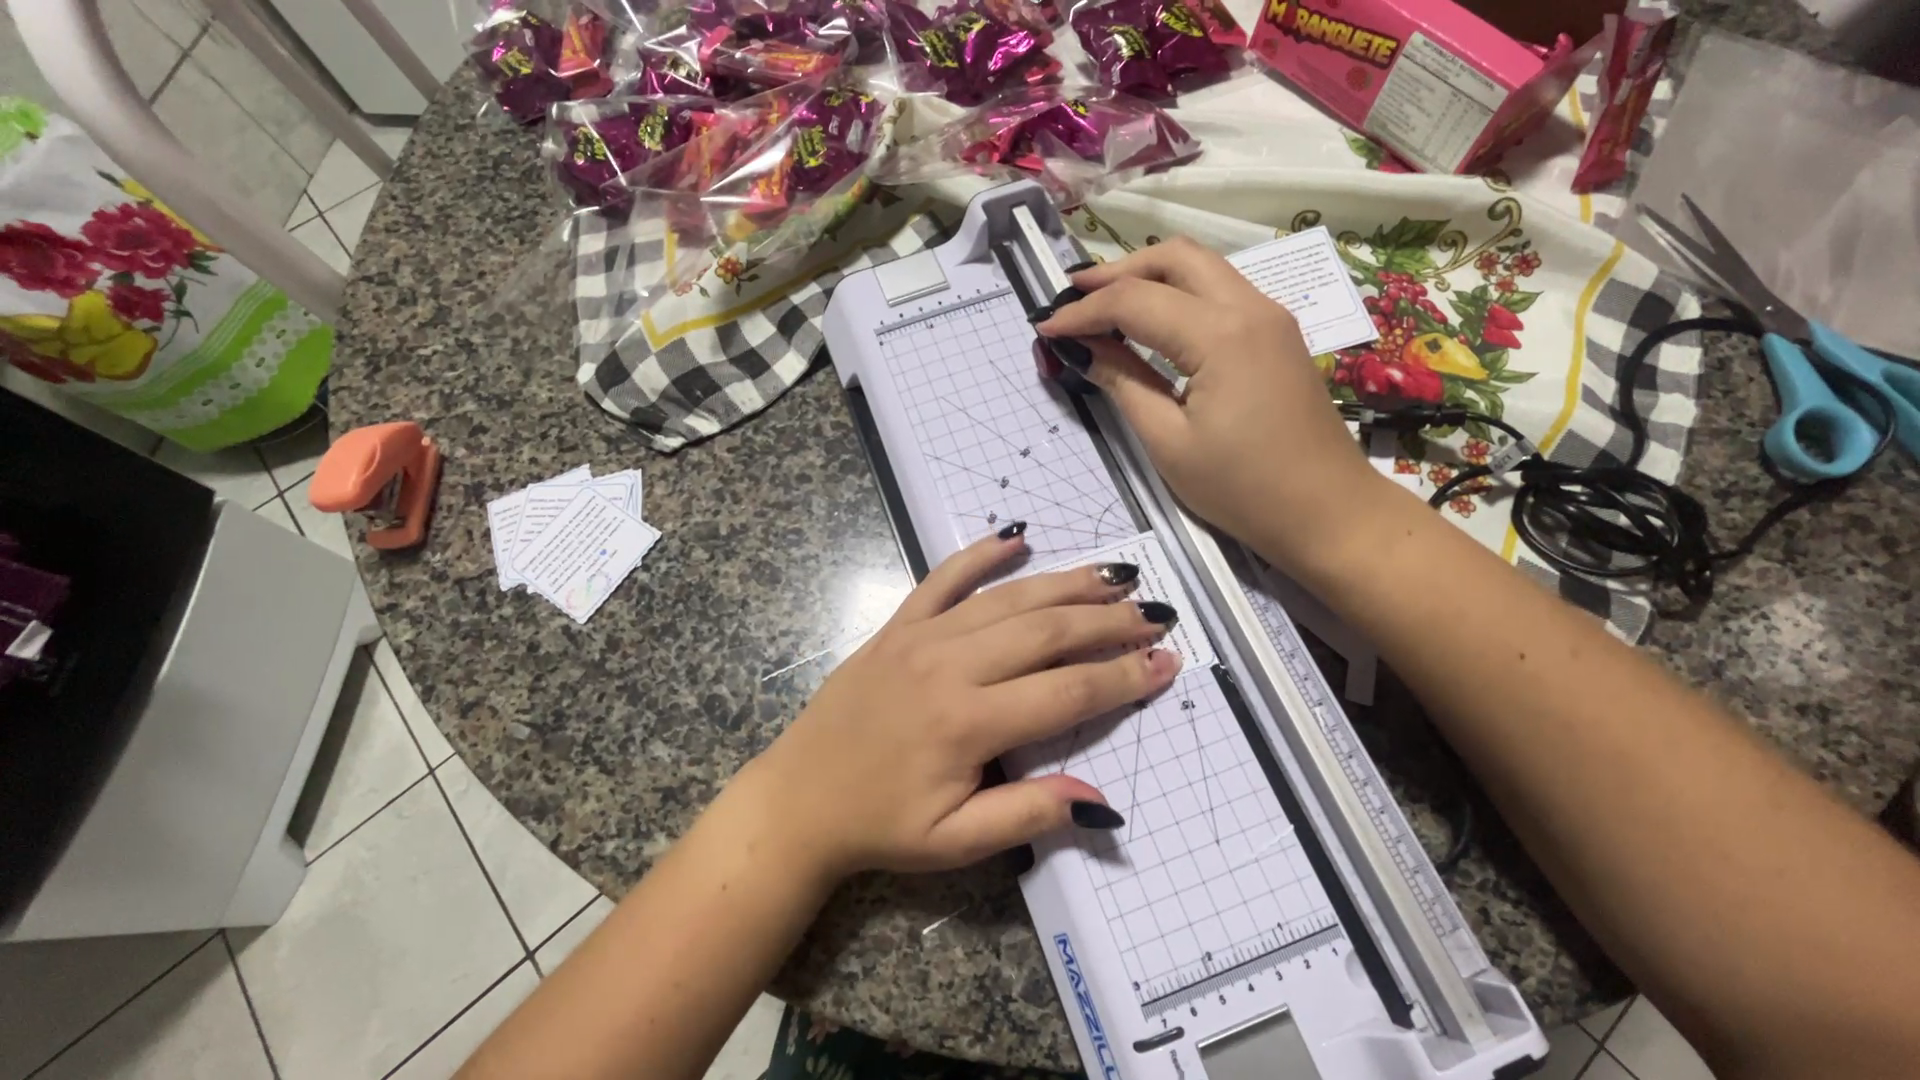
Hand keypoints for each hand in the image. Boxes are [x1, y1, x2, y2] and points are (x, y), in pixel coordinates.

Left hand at [739, 527, 1181, 877]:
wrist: (799, 800)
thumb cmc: (881, 825)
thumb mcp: (955, 842)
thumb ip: (1028, 814)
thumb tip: (1102, 803)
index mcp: (968, 723)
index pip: (1067, 692)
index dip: (1123, 677)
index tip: (1168, 661)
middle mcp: (949, 666)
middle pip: (1047, 632)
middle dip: (1109, 622)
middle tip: (1156, 614)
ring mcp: (920, 637)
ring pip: (1008, 599)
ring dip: (1066, 584)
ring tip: (1115, 574)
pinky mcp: (896, 626)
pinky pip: (943, 578)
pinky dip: (981, 554)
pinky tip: (1017, 536)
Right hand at [1037, 238, 1392, 575]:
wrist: (1328, 513)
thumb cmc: (1243, 489)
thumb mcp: (1168, 441)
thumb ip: (1122, 381)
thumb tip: (1082, 347)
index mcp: (1221, 335)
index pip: (1134, 300)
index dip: (1083, 312)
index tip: (1045, 329)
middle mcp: (1250, 307)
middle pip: (1172, 258)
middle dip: (1115, 271)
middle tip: (1070, 297)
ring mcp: (1270, 316)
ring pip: (1200, 266)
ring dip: (1148, 275)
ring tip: (1103, 303)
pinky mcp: (1278, 333)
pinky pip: (1220, 290)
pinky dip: (1178, 291)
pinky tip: (1151, 319)